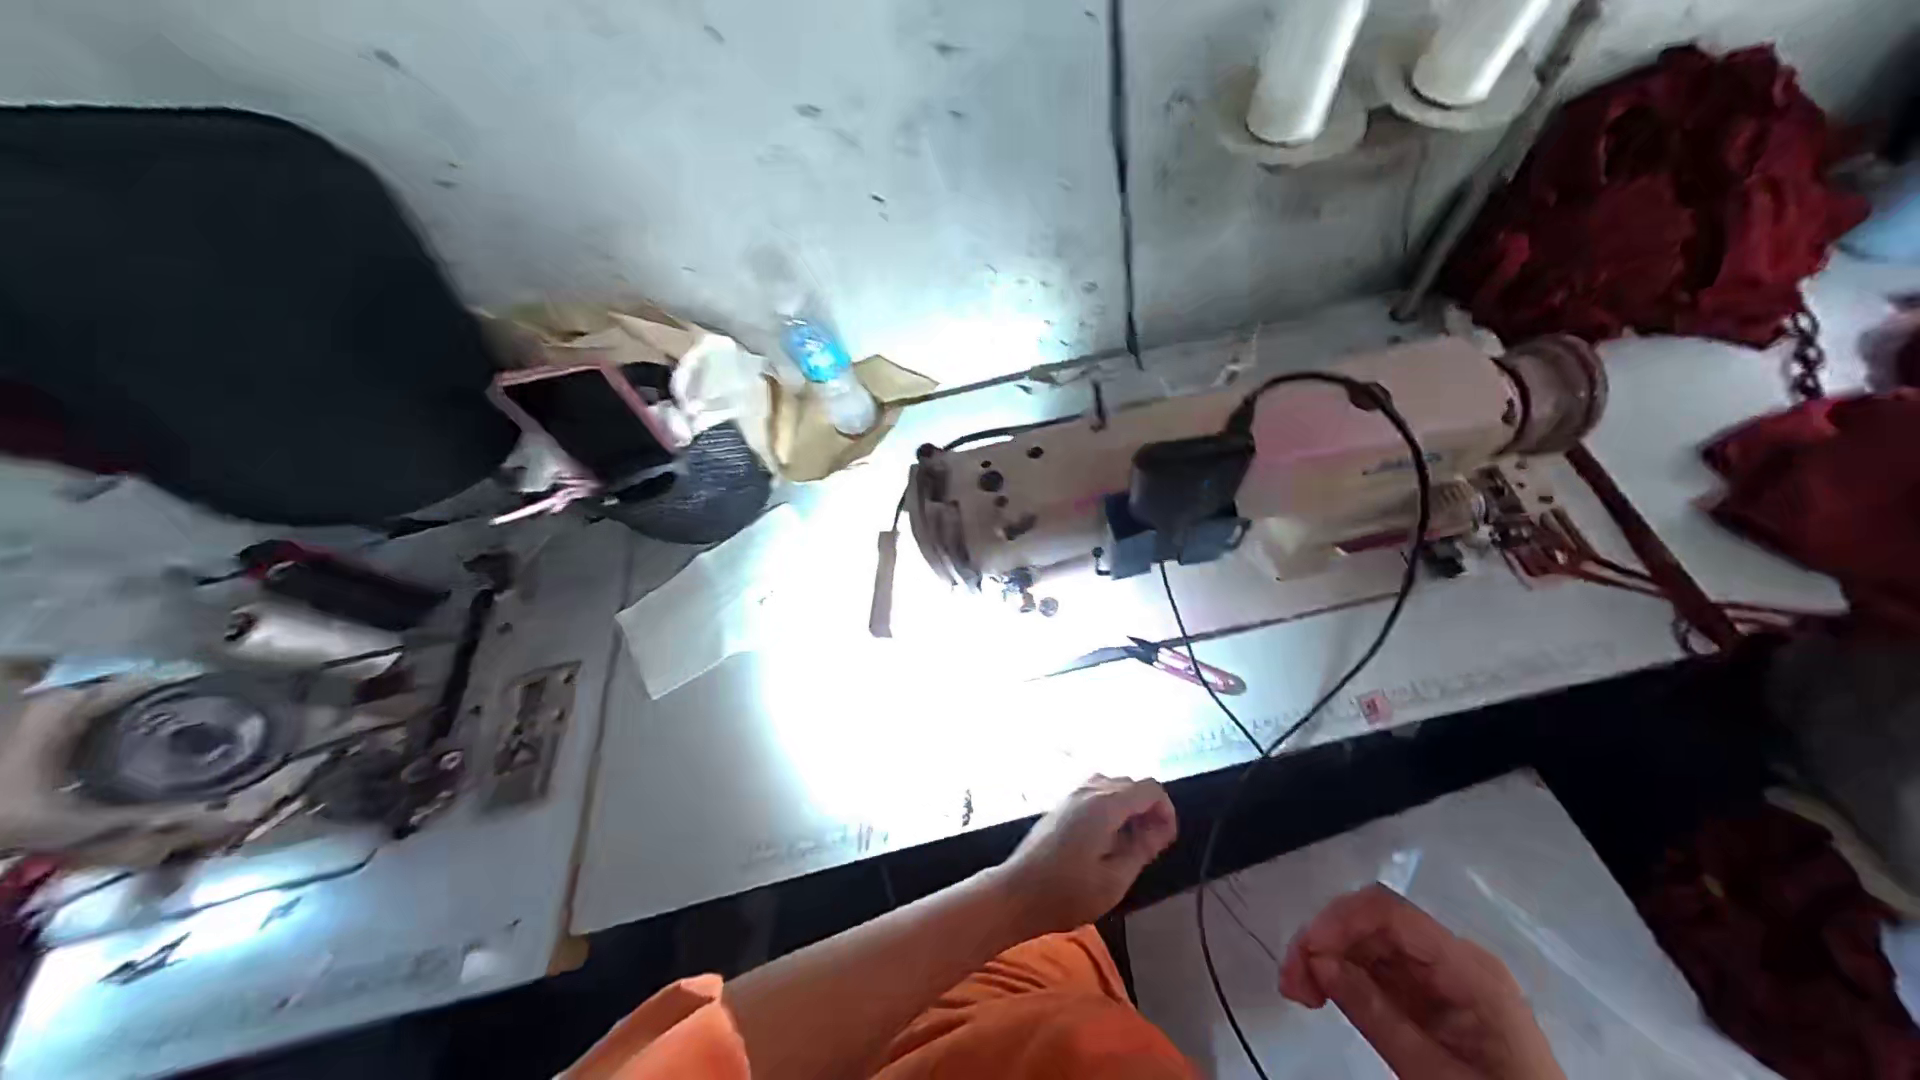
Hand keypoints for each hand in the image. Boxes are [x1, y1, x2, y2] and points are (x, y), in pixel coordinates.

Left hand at [990, 775, 1177, 937]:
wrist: (1017, 892)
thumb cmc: (1066, 892)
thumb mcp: (1115, 880)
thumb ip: (1141, 849)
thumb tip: (1158, 830)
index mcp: (1104, 804)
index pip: (1149, 788)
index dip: (1166, 811)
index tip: (1166, 841)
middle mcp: (1087, 790)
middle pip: (1131, 784)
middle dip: (1148, 809)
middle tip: (1152, 845)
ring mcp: (1071, 795)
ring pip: (1112, 786)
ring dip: (1128, 807)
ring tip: (1131, 843)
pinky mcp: (1061, 806)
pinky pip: (1094, 794)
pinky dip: (1110, 808)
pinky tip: (1107, 840)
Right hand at [1279, 885, 1564, 1079]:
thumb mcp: (1436, 1075)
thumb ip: (1377, 1015)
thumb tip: (1318, 961)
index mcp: (1468, 968)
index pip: (1389, 913)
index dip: (1338, 921)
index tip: (1305, 954)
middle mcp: (1452, 959)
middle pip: (1371, 923)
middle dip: (1323, 942)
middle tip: (1290, 982)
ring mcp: (1441, 976)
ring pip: (1365, 941)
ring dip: (1324, 958)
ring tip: (1297, 992)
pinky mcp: (1429, 996)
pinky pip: (1375, 968)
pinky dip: (1340, 976)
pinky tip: (1318, 993)